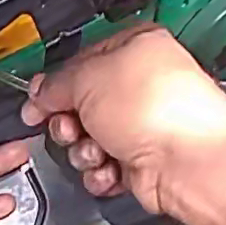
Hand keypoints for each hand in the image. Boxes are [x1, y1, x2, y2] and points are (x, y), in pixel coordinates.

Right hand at [19, 23, 225, 224]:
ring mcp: (140, 128)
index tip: (38, 102)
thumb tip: (40, 92)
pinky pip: (101, 169)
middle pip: (79, 108)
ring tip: (99, 149)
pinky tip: (111, 169)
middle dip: (68, 123)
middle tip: (73, 126)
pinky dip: (100, 173)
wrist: (187, 162)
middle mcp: (139, 89)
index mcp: (133, 50)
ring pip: (86, 143)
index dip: (54, 86)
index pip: (79, 65)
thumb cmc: (160, 110)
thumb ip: (56, 83)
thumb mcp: (89, 78)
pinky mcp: (139, 164)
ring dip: (84, 151)